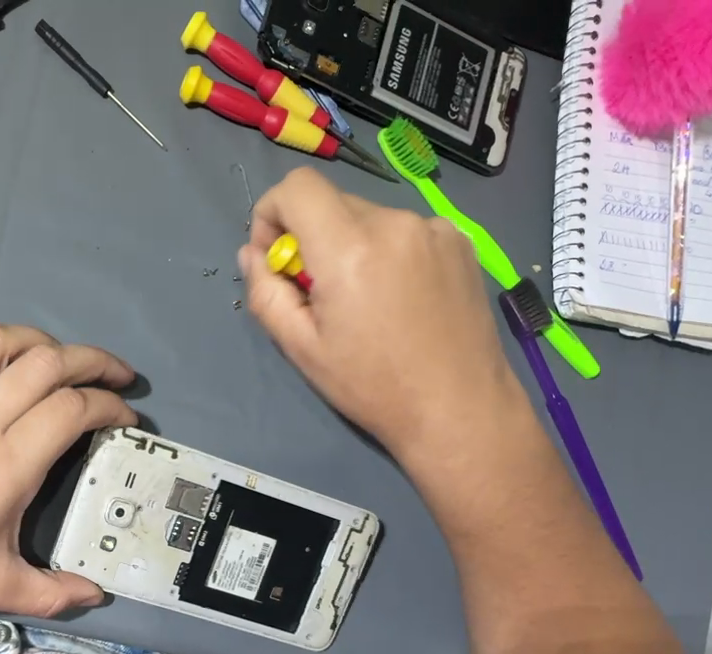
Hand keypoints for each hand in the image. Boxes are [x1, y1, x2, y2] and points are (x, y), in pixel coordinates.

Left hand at [0, 290, 137, 626]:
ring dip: (36, 339)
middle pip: (46, 363)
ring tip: (56, 355)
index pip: (73, 410)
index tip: (125, 419)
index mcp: (7, 466)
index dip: (110, 407)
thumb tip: (95, 597)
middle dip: (91, 361)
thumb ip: (53, 592)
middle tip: (115, 376)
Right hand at [237, 168, 530, 478]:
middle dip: (312, 238)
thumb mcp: (302, 349)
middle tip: (320, 295)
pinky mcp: (459, 240)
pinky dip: (389, 253)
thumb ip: (267, 294)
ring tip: (367, 303)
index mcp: (349, 249)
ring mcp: (433, 227)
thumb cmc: (372, 386)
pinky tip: (401, 300)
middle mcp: (393, 222)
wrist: (458, 408)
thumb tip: (252, 254)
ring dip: (352, 247)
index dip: (272, 212)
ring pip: (369, 218)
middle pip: (332, 203)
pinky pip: (405, 231)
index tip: (276, 256)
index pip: (297, 187)